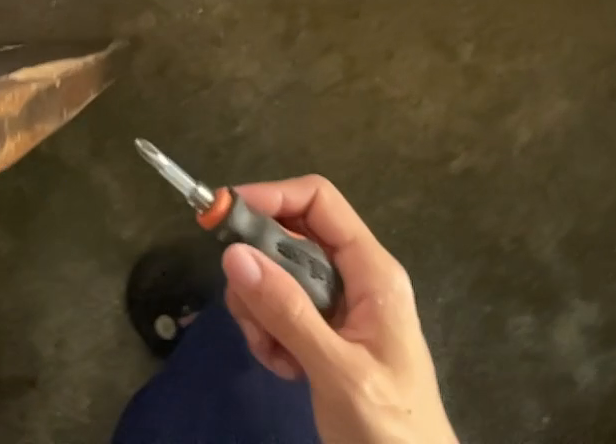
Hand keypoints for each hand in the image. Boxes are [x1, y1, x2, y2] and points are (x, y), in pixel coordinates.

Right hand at [222, 176, 457, 443]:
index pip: (319, 200)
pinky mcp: (324, 331)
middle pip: (288, 237)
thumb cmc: (391, 429)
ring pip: (276, 274)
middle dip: (258, 267)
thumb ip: (287, 312)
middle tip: (244, 307)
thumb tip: (233, 253)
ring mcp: (339, 305)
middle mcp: (354, 276)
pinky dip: (267, 332)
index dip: (272, 194)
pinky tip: (282, 367)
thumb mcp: (338, 371)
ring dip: (259, 308)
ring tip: (271, 351)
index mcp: (372, 270)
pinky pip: (278, 309)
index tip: (224, 213)